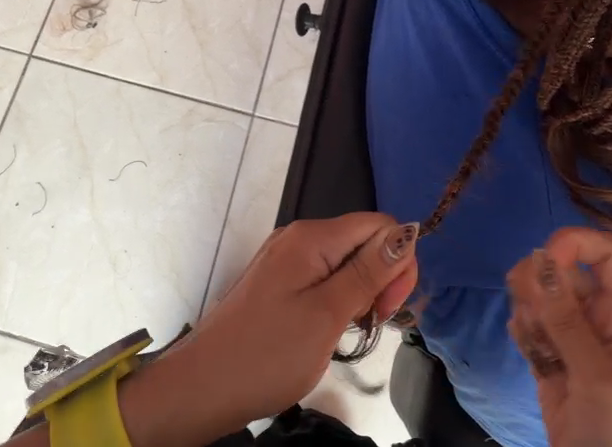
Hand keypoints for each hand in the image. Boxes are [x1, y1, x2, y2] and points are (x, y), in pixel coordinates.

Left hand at [119, 214, 419, 446]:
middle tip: (370, 325)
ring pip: (346, 262)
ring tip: (346, 333)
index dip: (397, 261)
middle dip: (380, 279)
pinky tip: (330, 330)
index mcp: (312, 237)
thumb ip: (368, 272)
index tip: (389, 308)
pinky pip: (325, 279)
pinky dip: (338, 301)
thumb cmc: (268, 353)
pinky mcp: (279, 283)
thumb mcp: (327, 314)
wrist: (204, 387)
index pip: (378, 224)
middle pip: (363, 241)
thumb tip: (407, 232)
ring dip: (361, 294)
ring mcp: (286, 260)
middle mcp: (299, 238)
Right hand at [505, 228, 611, 446]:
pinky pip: (528, 327)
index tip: (543, 260)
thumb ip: (567, 319)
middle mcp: (599, 322)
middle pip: (562, 270)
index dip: (574, 244)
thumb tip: (538, 256)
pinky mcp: (549, 364)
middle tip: (533, 314)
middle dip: (538, 281)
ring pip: (539, 296)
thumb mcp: (600, 379)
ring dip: (528, 309)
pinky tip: (529, 354)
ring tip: (536, 345)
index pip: (606, 253)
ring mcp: (573, 344)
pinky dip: (522, 332)